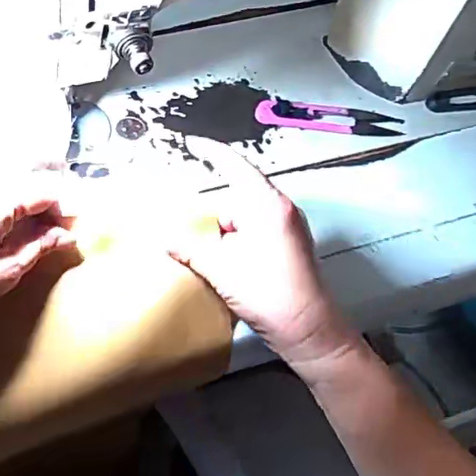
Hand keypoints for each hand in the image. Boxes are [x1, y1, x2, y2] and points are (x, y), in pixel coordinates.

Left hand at [0, 171, 78, 338]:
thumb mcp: (4, 273)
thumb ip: (38, 248)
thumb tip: (66, 235)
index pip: (43, 191)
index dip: (61, 209)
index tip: (67, 230)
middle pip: (22, 178)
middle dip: (43, 199)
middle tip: (50, 227)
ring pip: (0, 179)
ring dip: (20, 197)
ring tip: (26, 228)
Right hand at [166, 142, 355, 372]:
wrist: (310, 333)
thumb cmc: (271, 296)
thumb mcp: (219, 269)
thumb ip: (188, 248)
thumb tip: (165, 238)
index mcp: (268, 205)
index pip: (235, 166)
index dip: (211, 151)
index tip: (193, 143)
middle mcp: (282, 209)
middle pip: (237, 197)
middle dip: (215, 218)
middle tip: (199, 241)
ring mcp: (289, 228)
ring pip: (245, 219)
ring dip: (226, 236)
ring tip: (216, 264)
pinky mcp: (290, 246)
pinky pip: (255, 233)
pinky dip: (238, 244)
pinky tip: (230, 269)